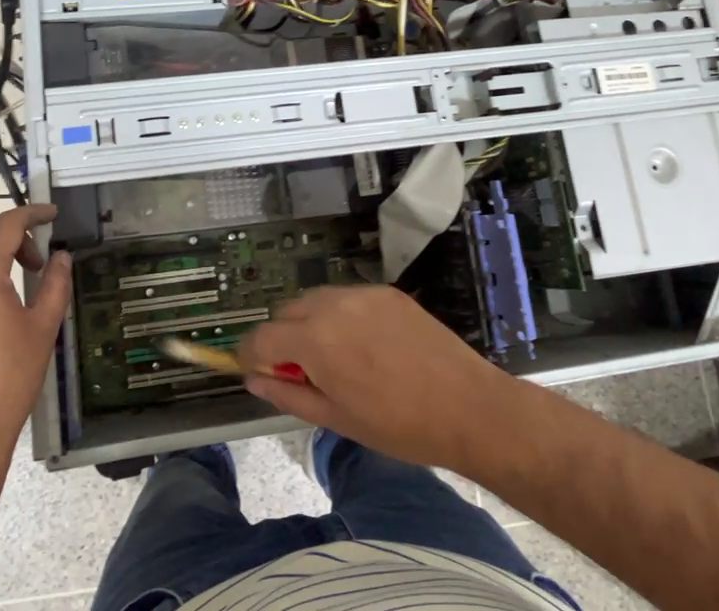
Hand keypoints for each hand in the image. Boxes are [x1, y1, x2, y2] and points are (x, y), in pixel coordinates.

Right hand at [234, 285, 515, 470]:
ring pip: (316, 300)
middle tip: (303, 372)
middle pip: (285, 312)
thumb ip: (287, 394)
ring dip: (310, 323)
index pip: (259, 338)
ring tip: (336, 358)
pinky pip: (348, 297)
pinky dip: (342, 315)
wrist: (469, 407)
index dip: (249, 356)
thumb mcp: (336, 419)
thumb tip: (254, 380)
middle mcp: (332, 305)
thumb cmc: (399, 425)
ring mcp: (363, 294)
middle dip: (281, 338)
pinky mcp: (388, 292)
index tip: (258, 373)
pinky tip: (366, 346)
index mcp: (314, 340)